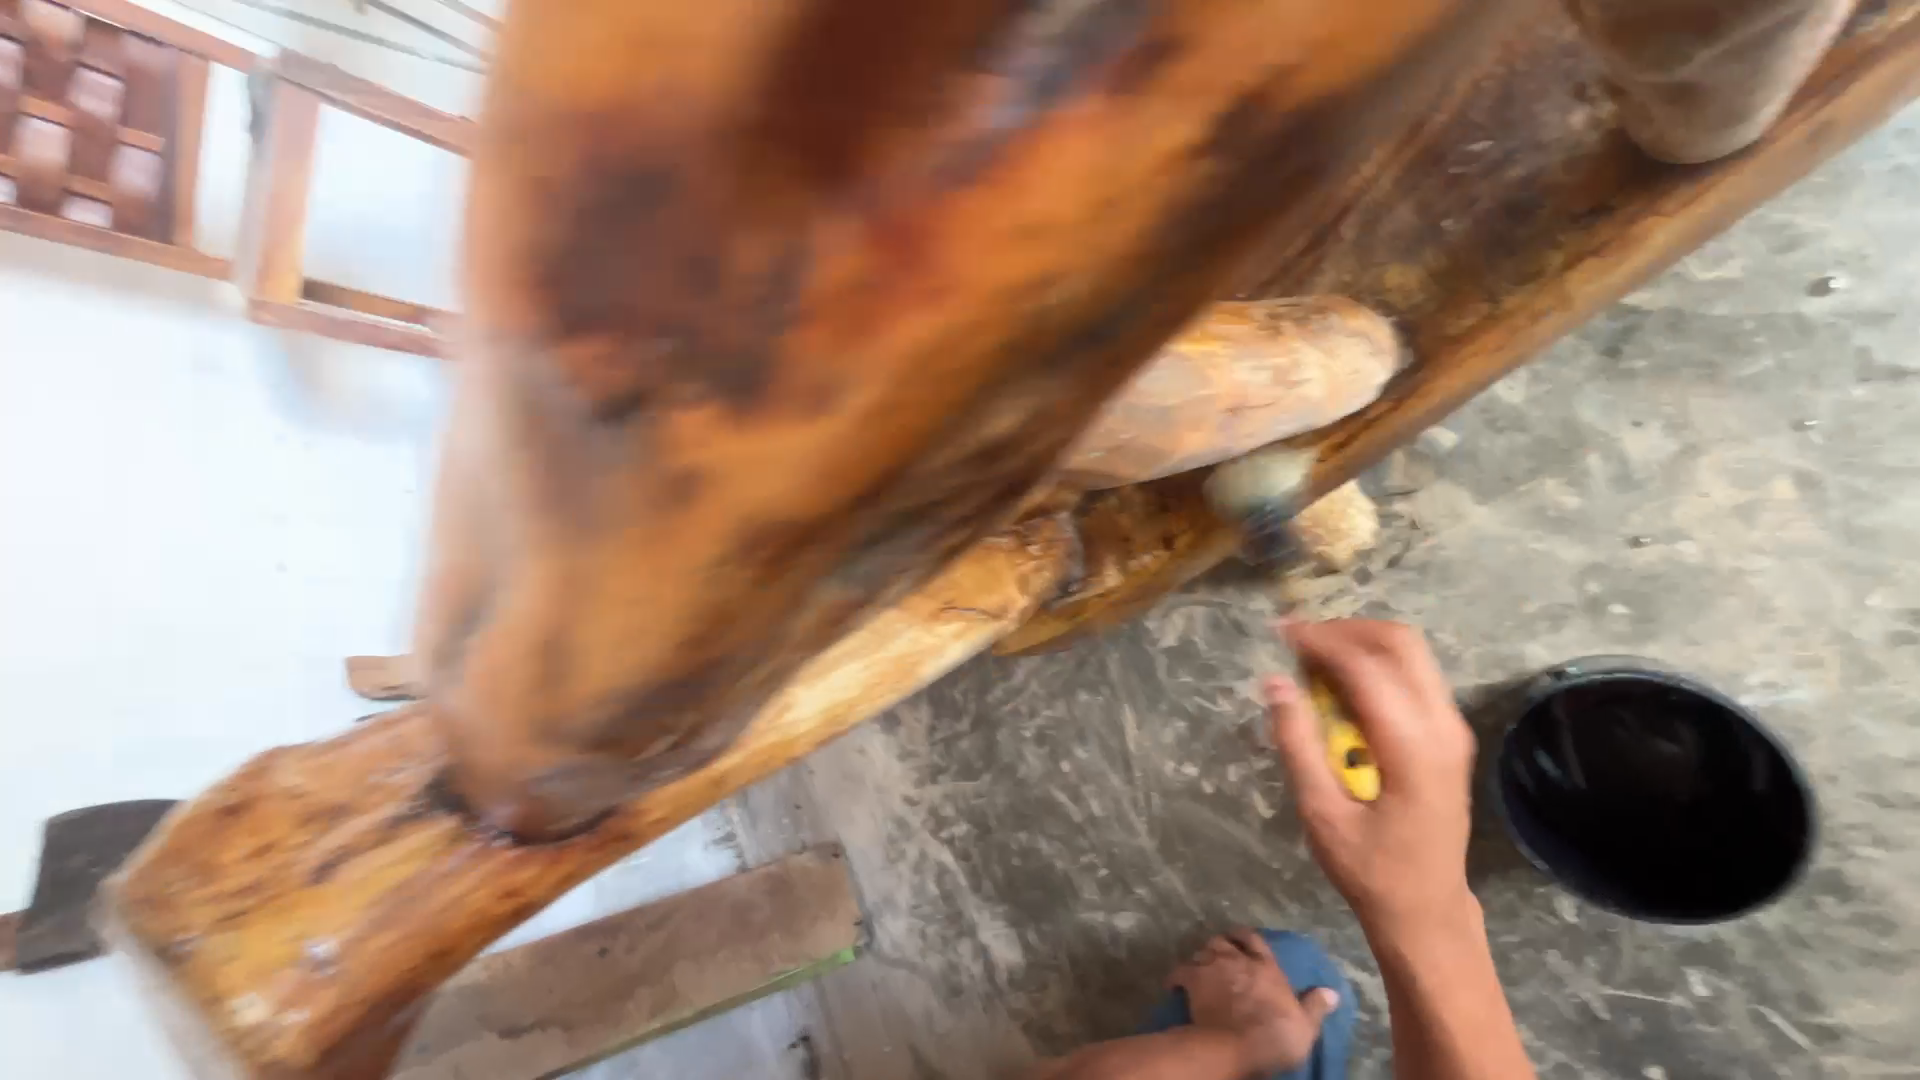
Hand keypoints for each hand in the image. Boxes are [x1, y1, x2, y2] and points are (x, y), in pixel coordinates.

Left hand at [1168, 929, 1340, 1074]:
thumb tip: (1332, 991)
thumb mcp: (1306, 1025)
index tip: (1239, 937)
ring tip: (1200, 969)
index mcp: (1265, 965)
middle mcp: (1237, 959)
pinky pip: (1179, 971)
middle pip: (1222, 941)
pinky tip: (1174, 984)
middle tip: (1218, 956)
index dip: (1244, 936)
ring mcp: (1212, 967)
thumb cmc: (1277, 1035)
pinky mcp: (1193, 980)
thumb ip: (1316, 1005)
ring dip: (1201, 959)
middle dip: (1219, 946)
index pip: (1253, 938)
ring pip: (1201, 952)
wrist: (1239, 1044)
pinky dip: (1176, 976)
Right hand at [1264, 619, 1477, 938]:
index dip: (1319, 641)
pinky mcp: (1446, 733)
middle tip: (1298, 640)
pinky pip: (1411, 673)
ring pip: (1410, 652)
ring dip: (1359, 642)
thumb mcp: (1320, 812)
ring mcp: (1451, 727)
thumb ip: (1297, 743)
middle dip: (1345, 629)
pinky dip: (1372, 662)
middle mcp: (1443, 727)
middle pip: (1401, 642)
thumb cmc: (1369, 867)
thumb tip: (1274, 682)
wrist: (1427, 908)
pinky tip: (1337, 681)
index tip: (1278, 633)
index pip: (1366, 667)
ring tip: (1310, 656)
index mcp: (1413, 748)